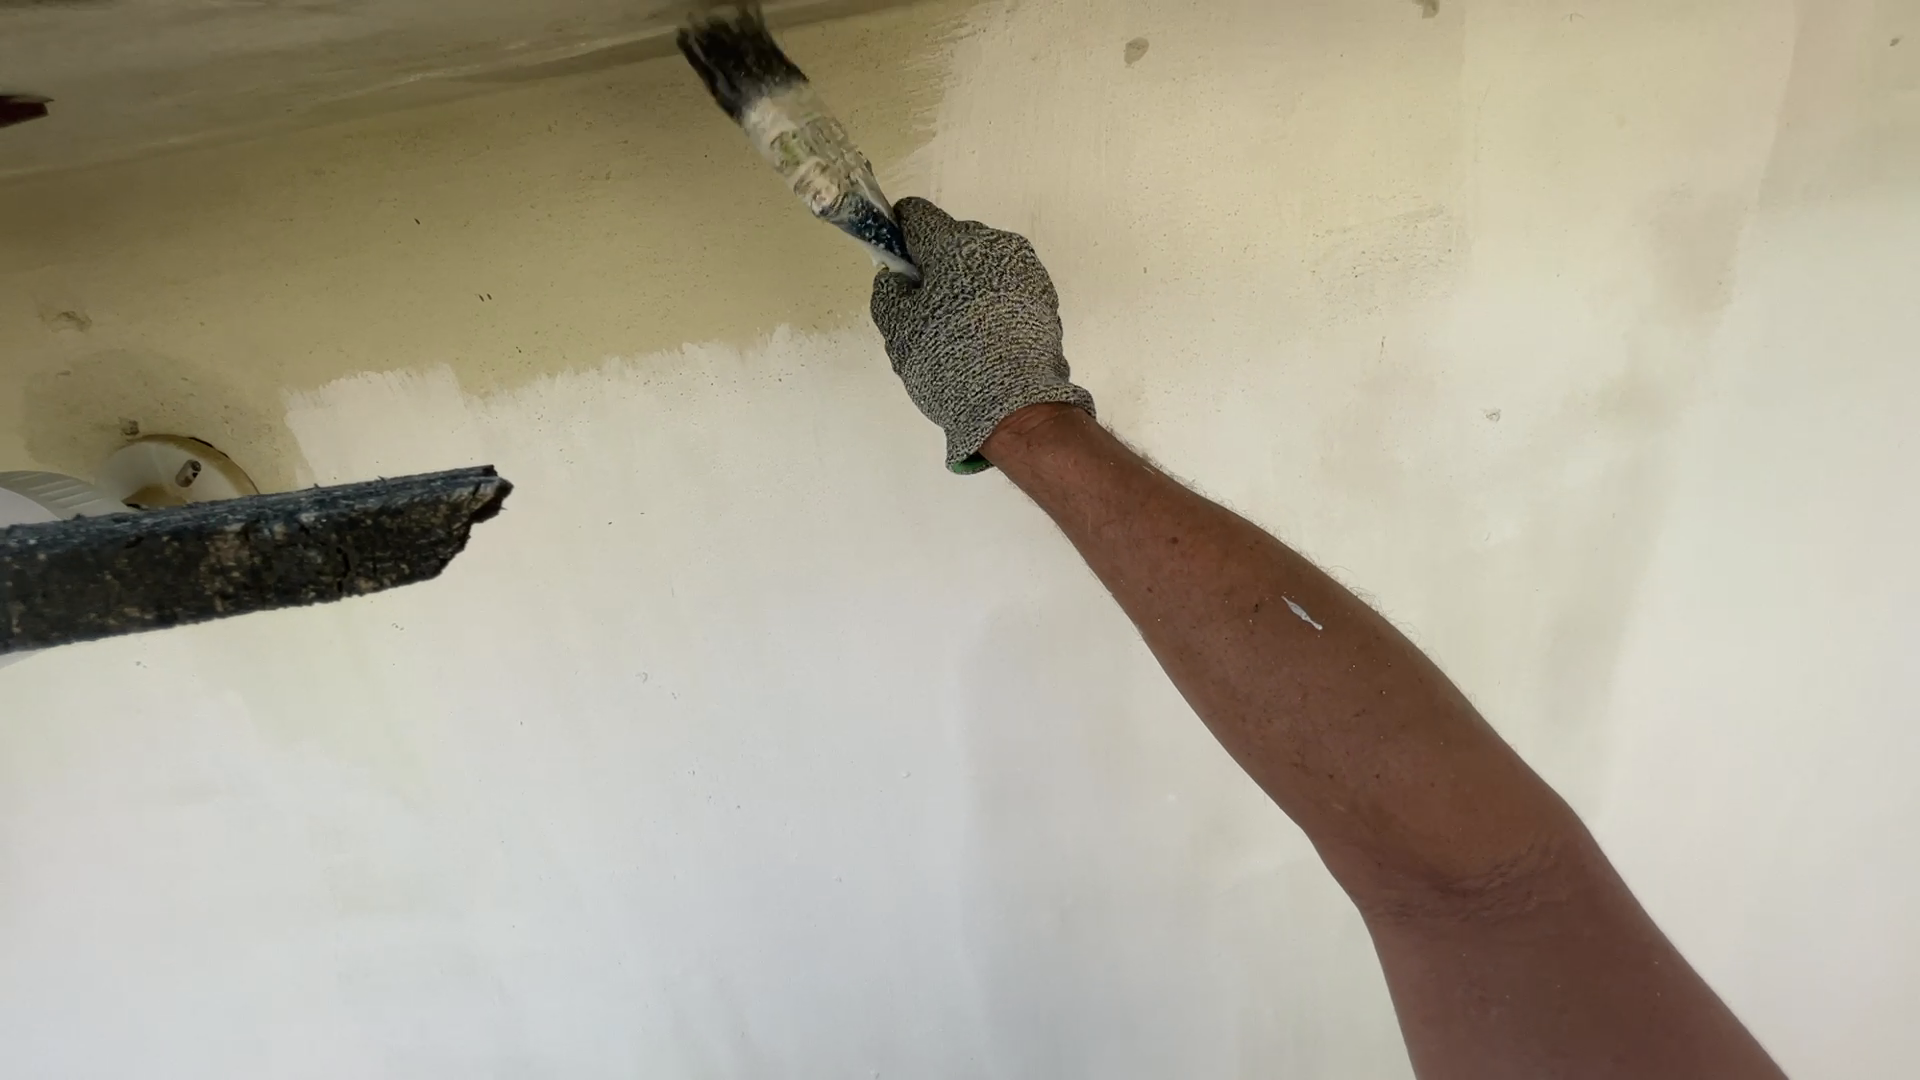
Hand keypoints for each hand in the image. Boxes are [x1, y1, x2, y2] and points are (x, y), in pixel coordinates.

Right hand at [870, 198, 1095, 473]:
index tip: (898, 267)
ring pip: (983, 267)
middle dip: (938, 267)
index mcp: (954, 243)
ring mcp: (1027, 272)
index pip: (916, 216)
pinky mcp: (1046, 300)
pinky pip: (1007, 291)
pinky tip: (988, 343)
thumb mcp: (898, 332)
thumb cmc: (950, 363)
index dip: (900, 238)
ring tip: (962, 335)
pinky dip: (993, 307)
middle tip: (928, 314)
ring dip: (968, 288)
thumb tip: (897, 278)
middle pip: (953, 242)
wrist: (1015, 408)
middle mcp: (996, 245)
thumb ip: (889, 292)